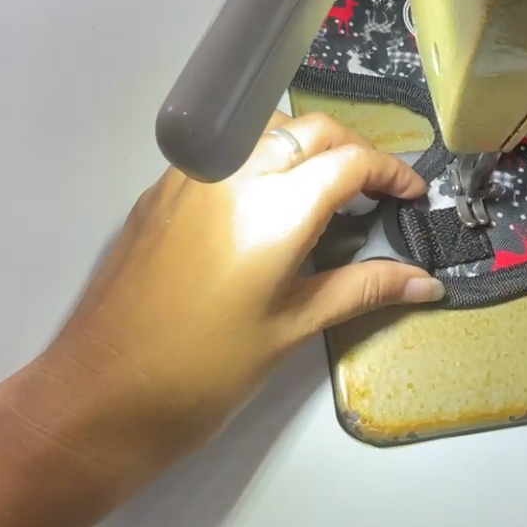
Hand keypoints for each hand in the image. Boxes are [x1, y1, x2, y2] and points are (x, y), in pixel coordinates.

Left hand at [0, 112, 441, 487]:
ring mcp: (191, 177)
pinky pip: (227, 153)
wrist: (98, 396)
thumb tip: (427, 284)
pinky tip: (270, 204)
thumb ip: (362, 290)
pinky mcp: (162, 191)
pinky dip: (263, 159)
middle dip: (353, 150)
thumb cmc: (204, 372)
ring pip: (266, 131)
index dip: (391, 173)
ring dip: (307, 146)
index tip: (412, 196)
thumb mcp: (291, 328)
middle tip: (376, 192)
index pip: (349, 162)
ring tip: (328, 192)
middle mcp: (232, 174)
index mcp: (273, 208)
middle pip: (311, 130)